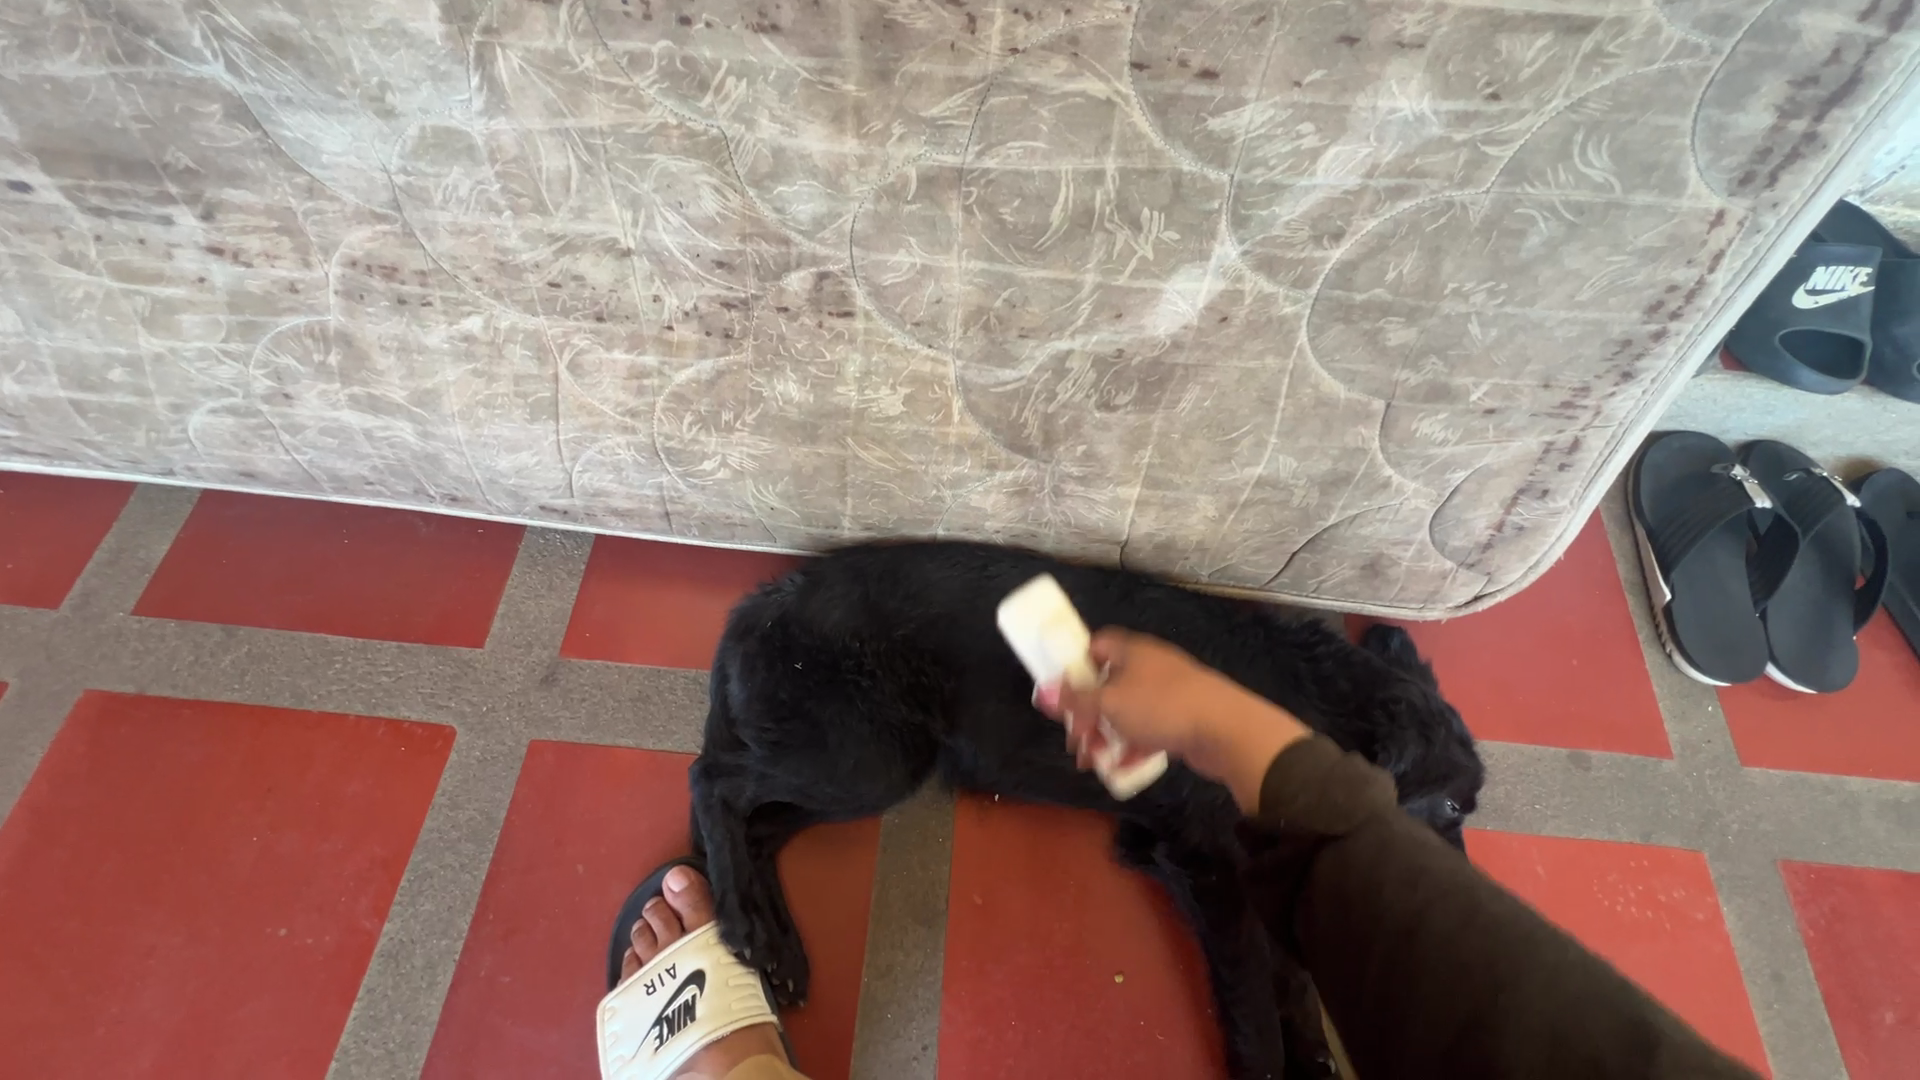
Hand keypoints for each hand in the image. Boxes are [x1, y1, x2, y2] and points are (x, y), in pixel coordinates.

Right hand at [1033, 629, 1309, 812]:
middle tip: (1076, 739)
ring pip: (1127, 711)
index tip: (1062, 692)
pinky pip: (1148, 730)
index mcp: (1131, 651)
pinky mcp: (1183, 719)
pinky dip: (1132, 747)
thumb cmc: (1161, 706)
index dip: (1075, 665)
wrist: (1228, 730)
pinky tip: (1121, 769)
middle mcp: (1149, 666)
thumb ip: (1074, 701)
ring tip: (1093, 761)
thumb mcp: (1109, 703)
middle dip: (1087, 713)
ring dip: (1106, 735)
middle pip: (1107, 684)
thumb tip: (1040, 691)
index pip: (1095, 646)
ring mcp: (1168, 693)